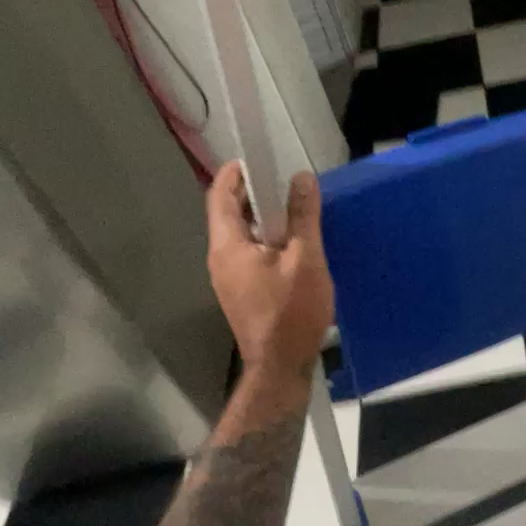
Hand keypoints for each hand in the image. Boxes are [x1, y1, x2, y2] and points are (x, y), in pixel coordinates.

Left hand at [205, 162, 334, 379]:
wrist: (280, 368)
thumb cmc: (291, 312)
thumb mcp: (305, 259)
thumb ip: (303, 217)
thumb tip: (301, 178)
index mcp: (228, 247)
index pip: (220, 197)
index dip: (236, 172)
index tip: (260, 157)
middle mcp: (220, 258)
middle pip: (229, 213)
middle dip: (254, 191)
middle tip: (284, 179)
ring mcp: (228, 277)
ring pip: (241, 234)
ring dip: (262, 215)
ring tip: (293, 206)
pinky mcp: (241, 290)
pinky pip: (249, 252)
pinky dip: (266, 237)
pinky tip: (292, 240)